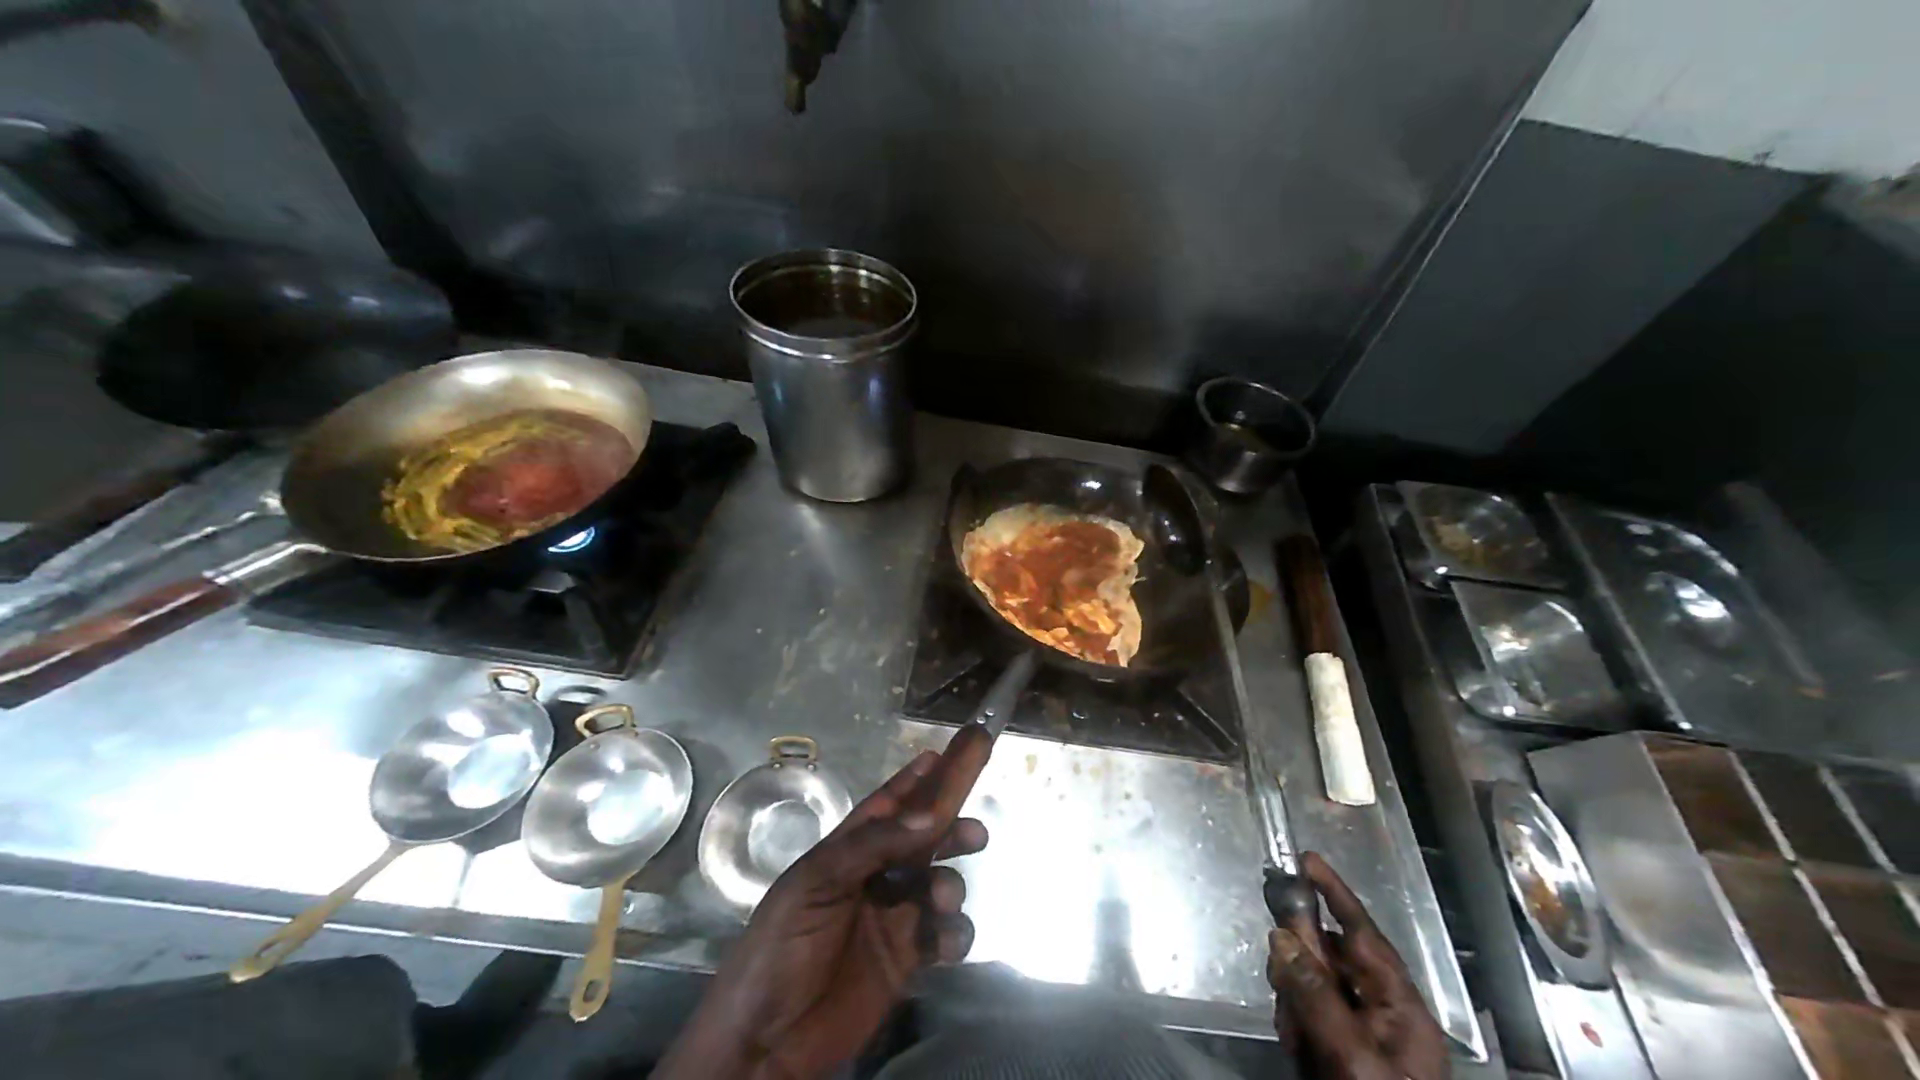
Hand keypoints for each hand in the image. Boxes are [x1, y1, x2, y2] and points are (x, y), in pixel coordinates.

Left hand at [653, 751, 987, 1079]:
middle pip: (923, 839)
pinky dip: (954, 934)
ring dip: (952, 885)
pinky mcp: (906, 959)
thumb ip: (872, 845)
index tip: (945, 753)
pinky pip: (945, 936)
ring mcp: (892, 918)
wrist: (766, 1041)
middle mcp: (874, 877)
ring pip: (940, 884)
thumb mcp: (815, 883)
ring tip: (943, 898)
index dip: (916, 780)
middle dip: (952, 827)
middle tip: (977, 830)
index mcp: (846, 851)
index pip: (888, 805)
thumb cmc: (781, 946)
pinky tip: (944, 941)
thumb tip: (930, 817)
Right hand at [1267, 852, 1449, 1079]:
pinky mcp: (1339, 1047)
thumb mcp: (1350, 1056)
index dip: (1335, 894)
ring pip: (1310, 982)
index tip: (1305, 858)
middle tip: (1286, 990)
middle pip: (1330, 955)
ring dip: (1294, 1002)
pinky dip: (1295, 1025)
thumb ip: (1314, 993)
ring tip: (1299, 1042)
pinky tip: (1299, 1050)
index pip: (1362, 933)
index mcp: (1399, 1005)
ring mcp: (1360, 1030)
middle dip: (1301, 964)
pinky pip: (1306, 1012)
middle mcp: (1381, 1009)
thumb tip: (1280, 936)